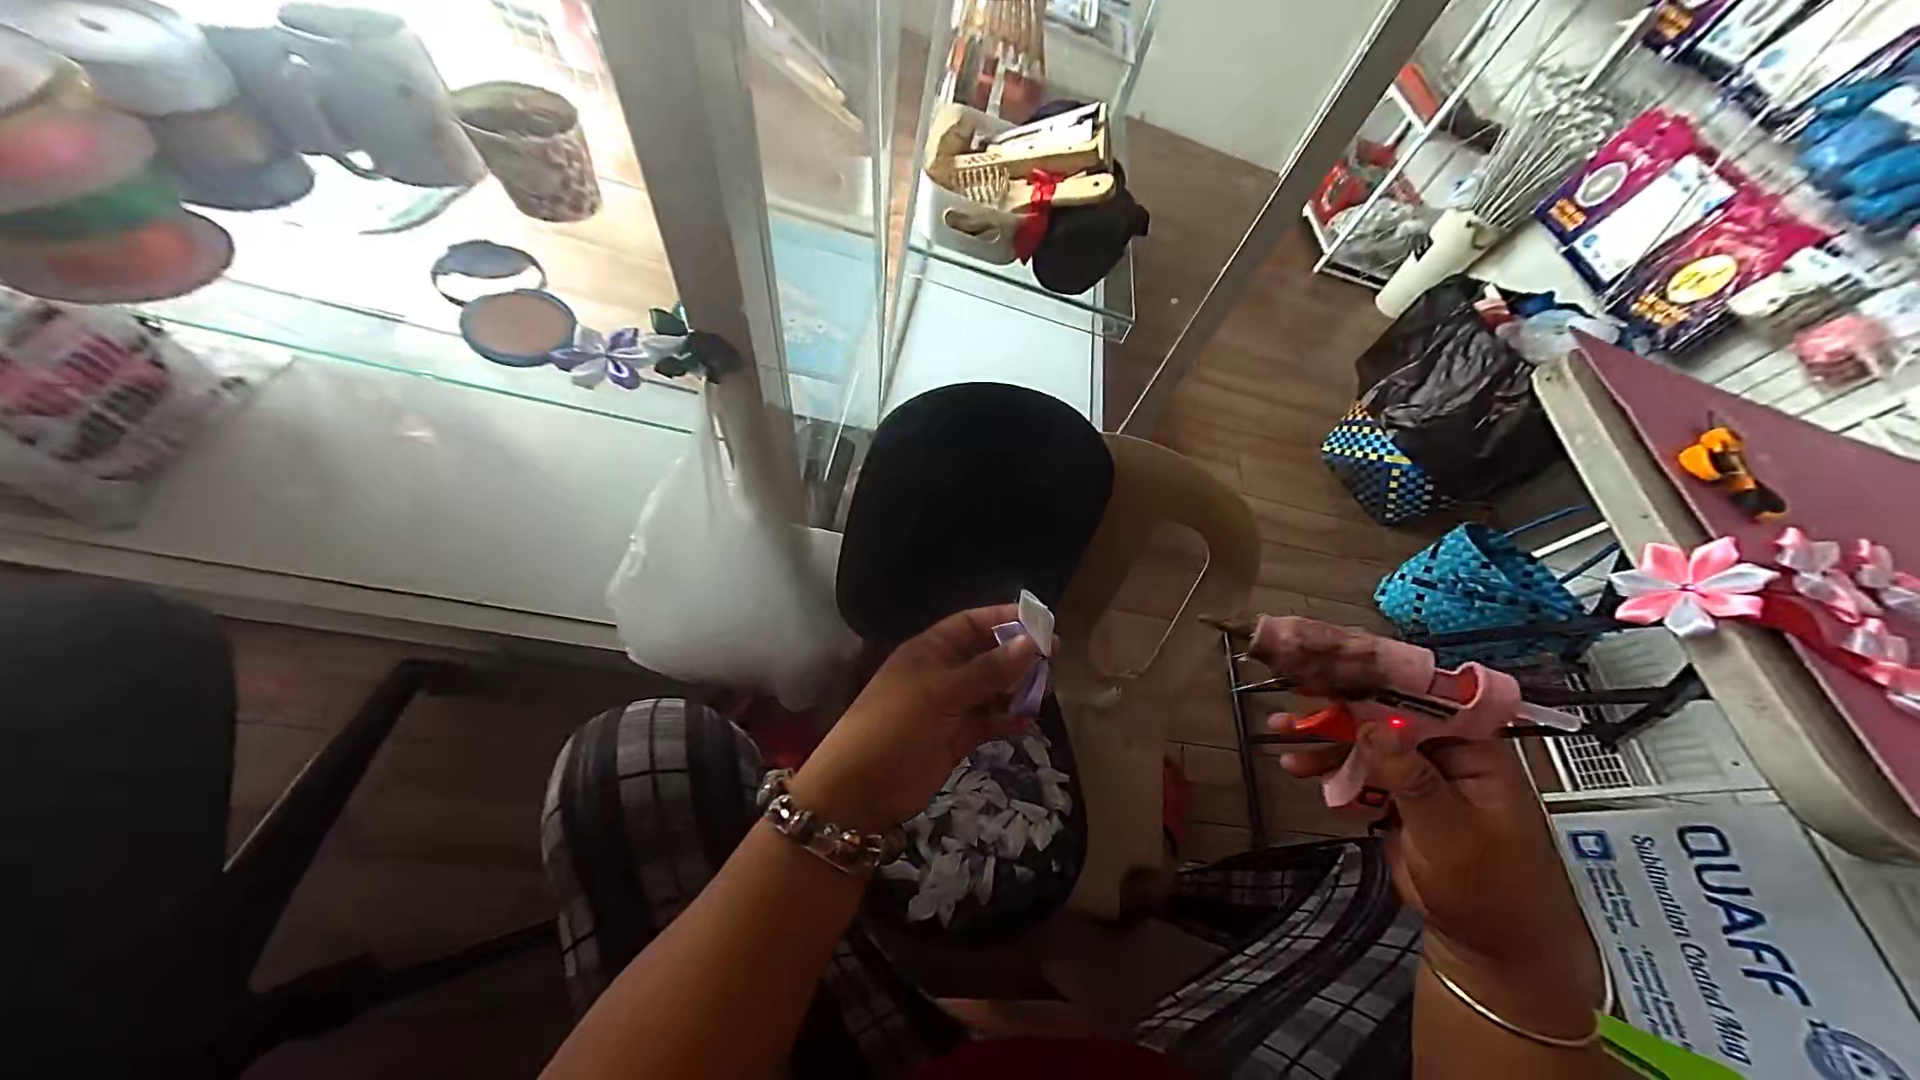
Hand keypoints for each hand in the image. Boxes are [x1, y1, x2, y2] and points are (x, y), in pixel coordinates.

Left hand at [789, 604, 1038, 832]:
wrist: (860, 791)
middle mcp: (941, 674)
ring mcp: (949, 707)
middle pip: (986, 655)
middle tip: (1054, 658)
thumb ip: (988, 670)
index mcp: (930, 651)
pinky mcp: (954, 738)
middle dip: (1017, 655)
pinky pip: (987, 721)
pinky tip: (1027, 721)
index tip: (1041, 622)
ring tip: (1046, 691)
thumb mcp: (942, 693)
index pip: (971, 623)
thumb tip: (1031, 643)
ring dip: (1016, 688)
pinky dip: (1006, 719)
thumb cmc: (895, 727)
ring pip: (991, 689)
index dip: (1004, 619)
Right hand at [1249, 616, 1604, 1039]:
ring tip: (1278, 731)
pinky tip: (1297, 768)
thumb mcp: (1449, 830)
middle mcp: (1444, 752)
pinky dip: (1327, 768)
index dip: (1374, 677)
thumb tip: (1373, 728)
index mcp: (1473, 750)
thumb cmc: (1489, 887)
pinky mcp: (1397, 796)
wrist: (1488, 945)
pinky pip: (1357, 771)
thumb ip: (1411, 778)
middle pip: (1383, 714)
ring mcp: (1418, 774)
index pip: (1422, 698)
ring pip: (1363, 741)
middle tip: (1290, 691)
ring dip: (1321, 737)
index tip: (1330, 664)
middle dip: (1335, 705)